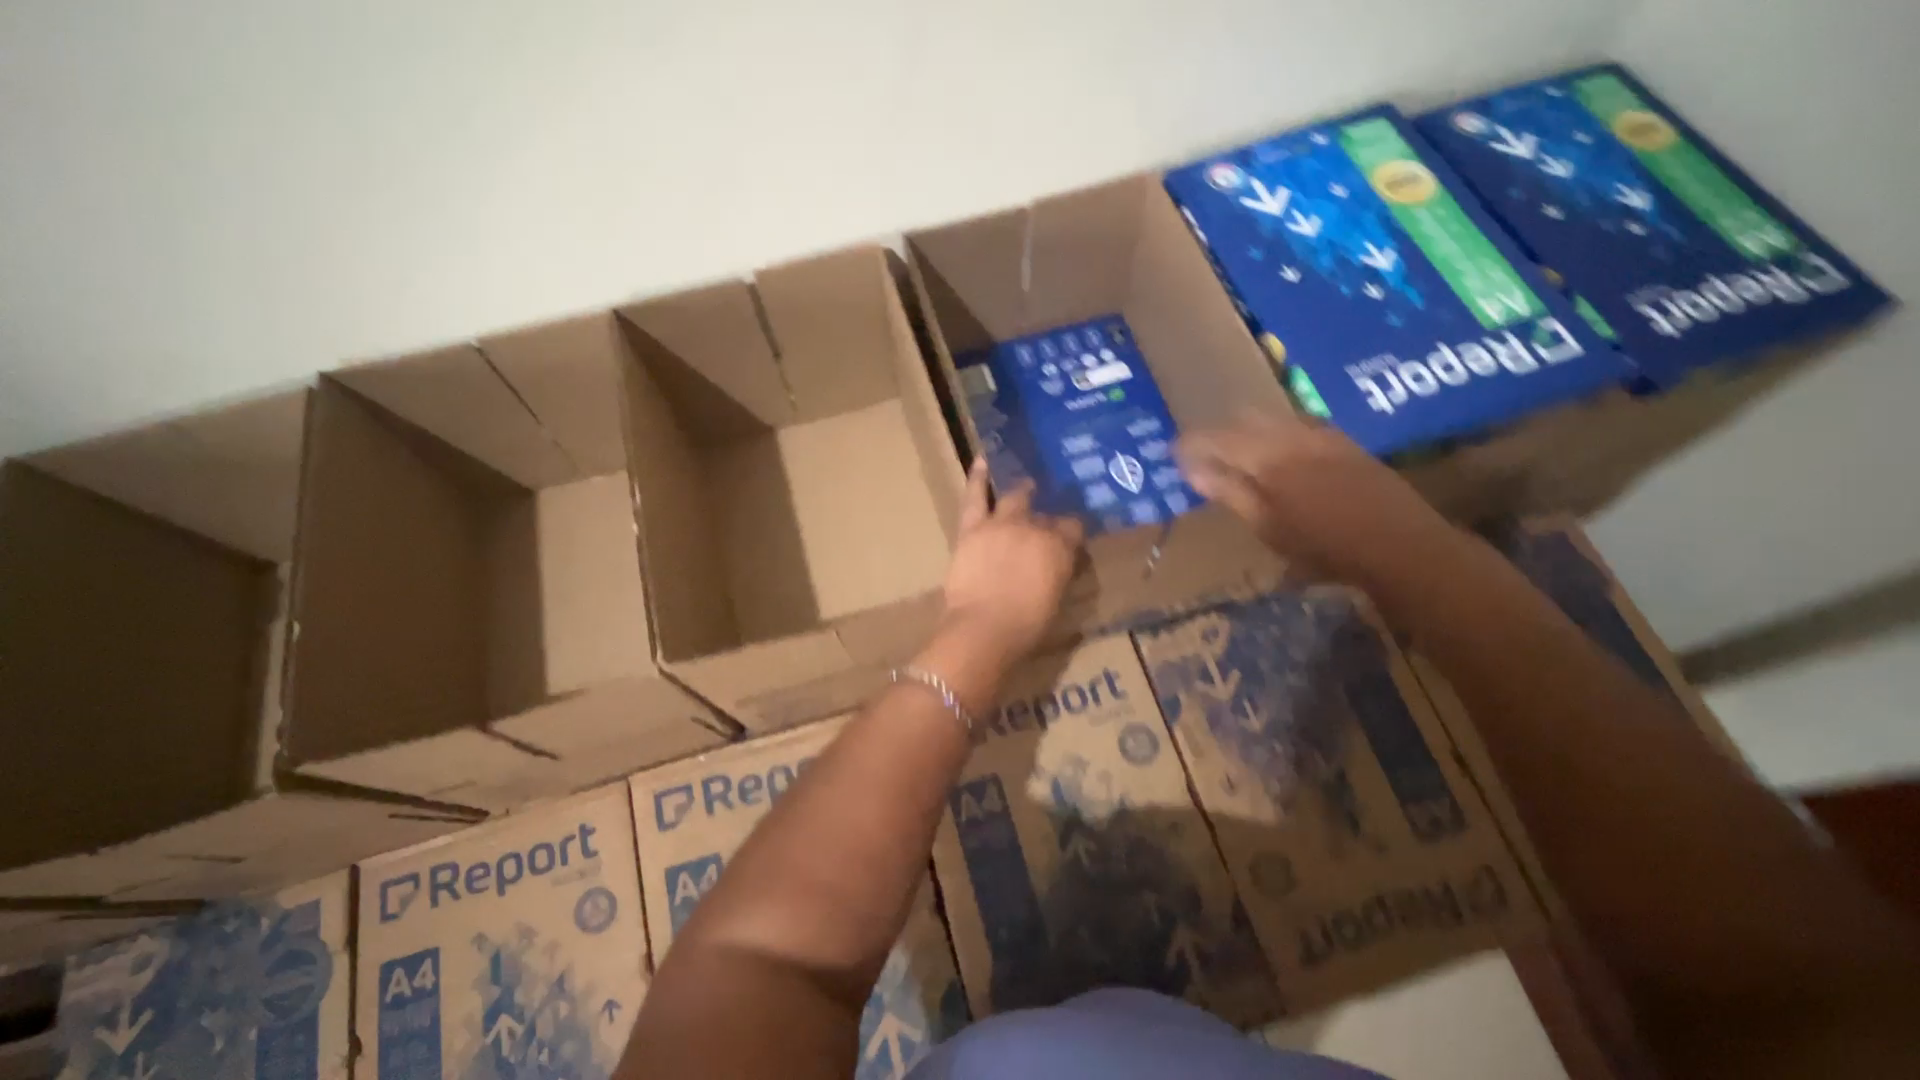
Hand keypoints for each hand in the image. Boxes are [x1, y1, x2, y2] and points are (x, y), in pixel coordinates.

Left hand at [936, 459, 1083, 670]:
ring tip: (1026, 484)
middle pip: (1045, 513)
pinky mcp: (973, 527)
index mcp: (1061, 547)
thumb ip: (1057, 575)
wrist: (984, 628)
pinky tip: (982, 459)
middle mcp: (1035, 528)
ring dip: (1022, 490)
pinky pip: (976, 495)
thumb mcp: (1055, 600)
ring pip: (1015, 498)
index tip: (1072, 536)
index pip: (1074, 527)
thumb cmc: (1026, 626)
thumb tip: (1055, 568)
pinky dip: (978, 477)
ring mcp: (1002, 523)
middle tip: (1046, 517)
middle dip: (1047, 514)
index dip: (1073, 531)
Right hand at [1176, 412, 1460, 589]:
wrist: (1400, 545)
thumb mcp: (1268, 527)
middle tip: (1205, 458)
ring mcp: (1322, 435)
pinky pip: (1300, 425)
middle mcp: (1292, 434)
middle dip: (1220, 434)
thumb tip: (1190, 467)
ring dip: (1250, 432)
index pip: (1216, 437)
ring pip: (1274, 419)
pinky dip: (1279, 434)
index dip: (1191, 444)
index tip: (1173, 454)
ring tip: (1240, 458)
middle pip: (1244, 419)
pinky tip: (1282, 456)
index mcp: (1267, 456)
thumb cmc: (1325, 546)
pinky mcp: (1344, 442)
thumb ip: (1229, 492)